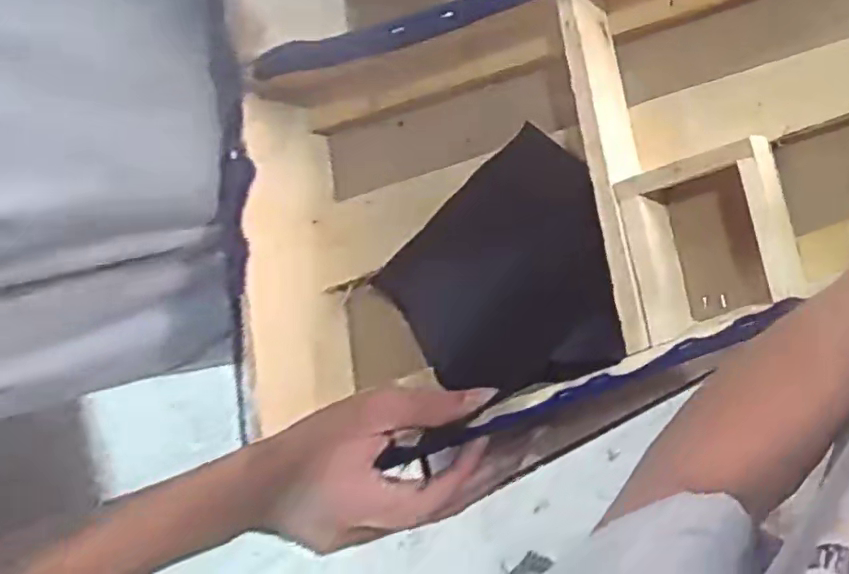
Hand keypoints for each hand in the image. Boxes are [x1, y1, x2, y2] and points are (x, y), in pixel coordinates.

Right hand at [249, 386, 499, 553]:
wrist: (242, 486)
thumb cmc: (306, 445)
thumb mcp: (373, 413)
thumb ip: (431, 407)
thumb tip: (483, 397)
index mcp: (365, 509)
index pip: (433, 500)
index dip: (468, 469)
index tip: (488, 435)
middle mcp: (366, 531)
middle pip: (439, 512)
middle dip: (485, 478)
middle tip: (522, 445)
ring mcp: (360, 535)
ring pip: (429, 513)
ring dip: (468, 482)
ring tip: (506, 452)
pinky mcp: (357, 526)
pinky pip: (413, 509)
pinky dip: (444, 486)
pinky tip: (465, 463)